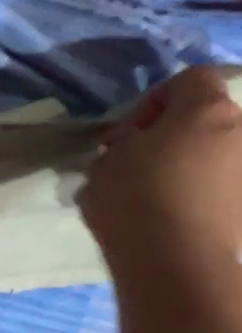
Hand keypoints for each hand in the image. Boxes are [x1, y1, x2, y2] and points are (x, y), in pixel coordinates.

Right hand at [81, 67, 241, 284]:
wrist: (175, 254)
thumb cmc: (132, 196)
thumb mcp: (107, 159)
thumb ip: (129, 138)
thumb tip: (141, 139)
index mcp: (206, 110)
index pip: (190, 78)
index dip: (157, 98)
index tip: (131, 131)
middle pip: (209, 115)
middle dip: (176, 131)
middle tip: (141, 160)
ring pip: (219, 147)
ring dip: (191, 158)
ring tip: (159, 188)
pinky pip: (225, 177)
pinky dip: (206, 185)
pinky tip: (179, 208)